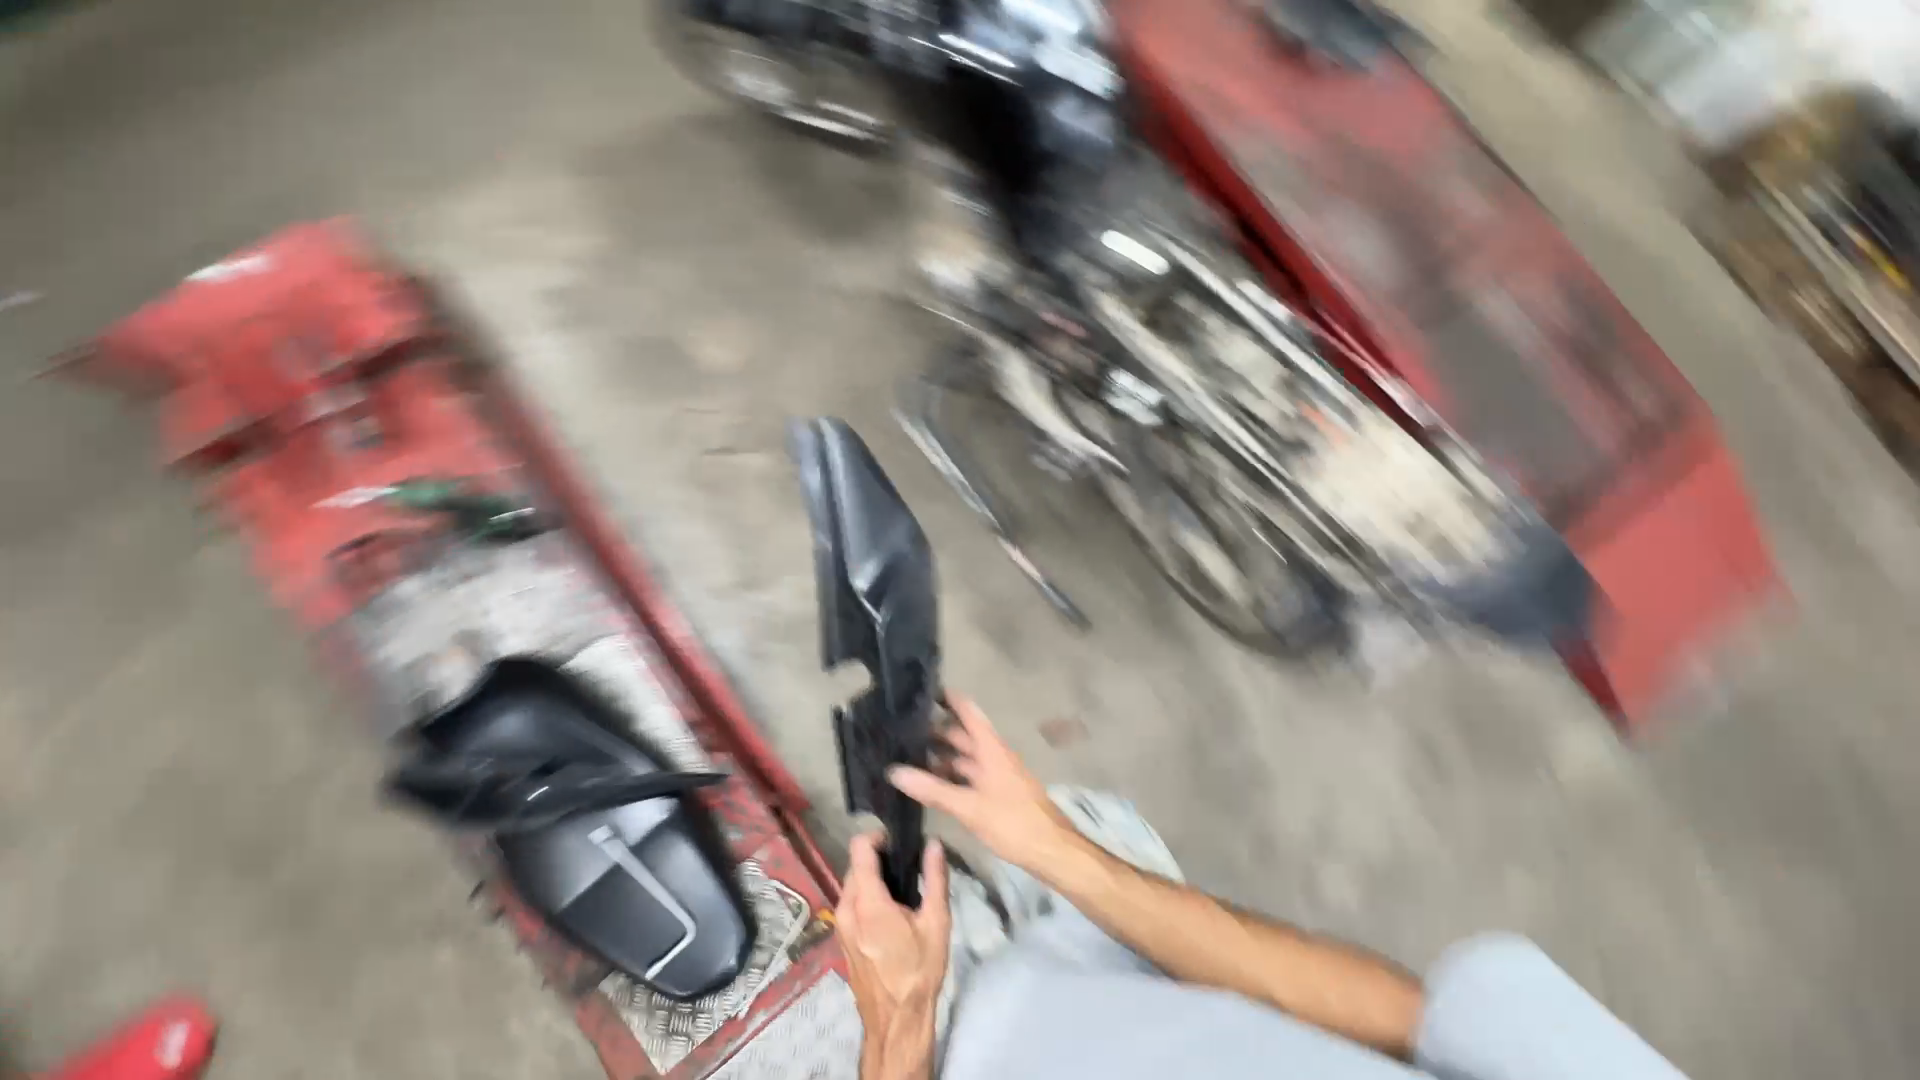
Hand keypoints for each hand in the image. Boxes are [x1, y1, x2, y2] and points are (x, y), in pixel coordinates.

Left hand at [836, 833, 949, 1079]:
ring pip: (852, 884)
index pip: (859, 848)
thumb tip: (934, 844)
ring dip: (872, 879)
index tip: (899, 843)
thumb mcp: (937, 923)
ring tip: (901, 890)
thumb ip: (935, 879)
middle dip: (878, 859)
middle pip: (856, 865)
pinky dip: (866, 897)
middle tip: (907, 868)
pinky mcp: (841, 937)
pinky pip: (850, 903)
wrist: (896, 1020)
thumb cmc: (919, 970)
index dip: (878, 838)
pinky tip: (889, 912)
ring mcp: (839, 924)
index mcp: (867, 902)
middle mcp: (845, 908)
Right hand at [889, 694, 1078, 875]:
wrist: (1051, 850)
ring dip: (942, 757)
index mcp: (991, 749)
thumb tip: (895, 771)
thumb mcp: (969, 806)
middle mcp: (994, 756)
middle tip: (902, 730)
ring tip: (909, 758)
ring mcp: (997, 775)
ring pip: (966, 759)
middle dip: (936, 732)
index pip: (969, 712)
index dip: (949, 699)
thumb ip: (933, 789)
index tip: (924, 689)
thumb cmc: (1013, 821)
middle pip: (963, 736)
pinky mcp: (997, 794)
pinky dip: (951, 777)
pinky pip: (970, 777)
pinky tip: (932, 785)